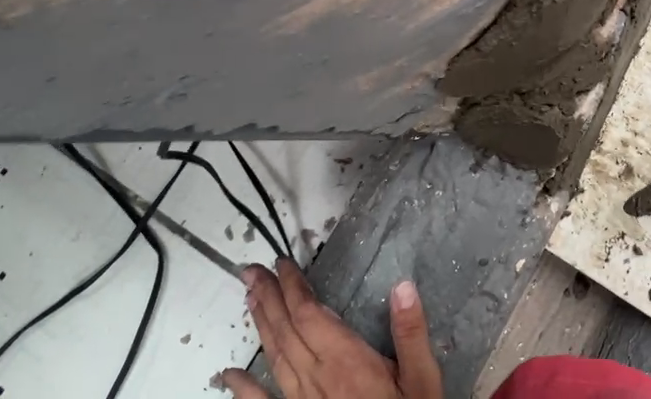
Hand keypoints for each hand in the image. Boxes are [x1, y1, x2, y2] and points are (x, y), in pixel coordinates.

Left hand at [217, 259, 442, 398]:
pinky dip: (244, 389)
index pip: (311, 316)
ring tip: (248, 299)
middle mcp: (317, 381)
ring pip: (275, 359)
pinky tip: (227, 375)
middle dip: (269, 298)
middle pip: (287, 332)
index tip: (283, 264)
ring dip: (260, 327)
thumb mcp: (423, 379)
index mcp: (347, 363)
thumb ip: (411, 333)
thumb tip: (402, 286)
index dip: (294, 288)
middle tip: (251, 271)